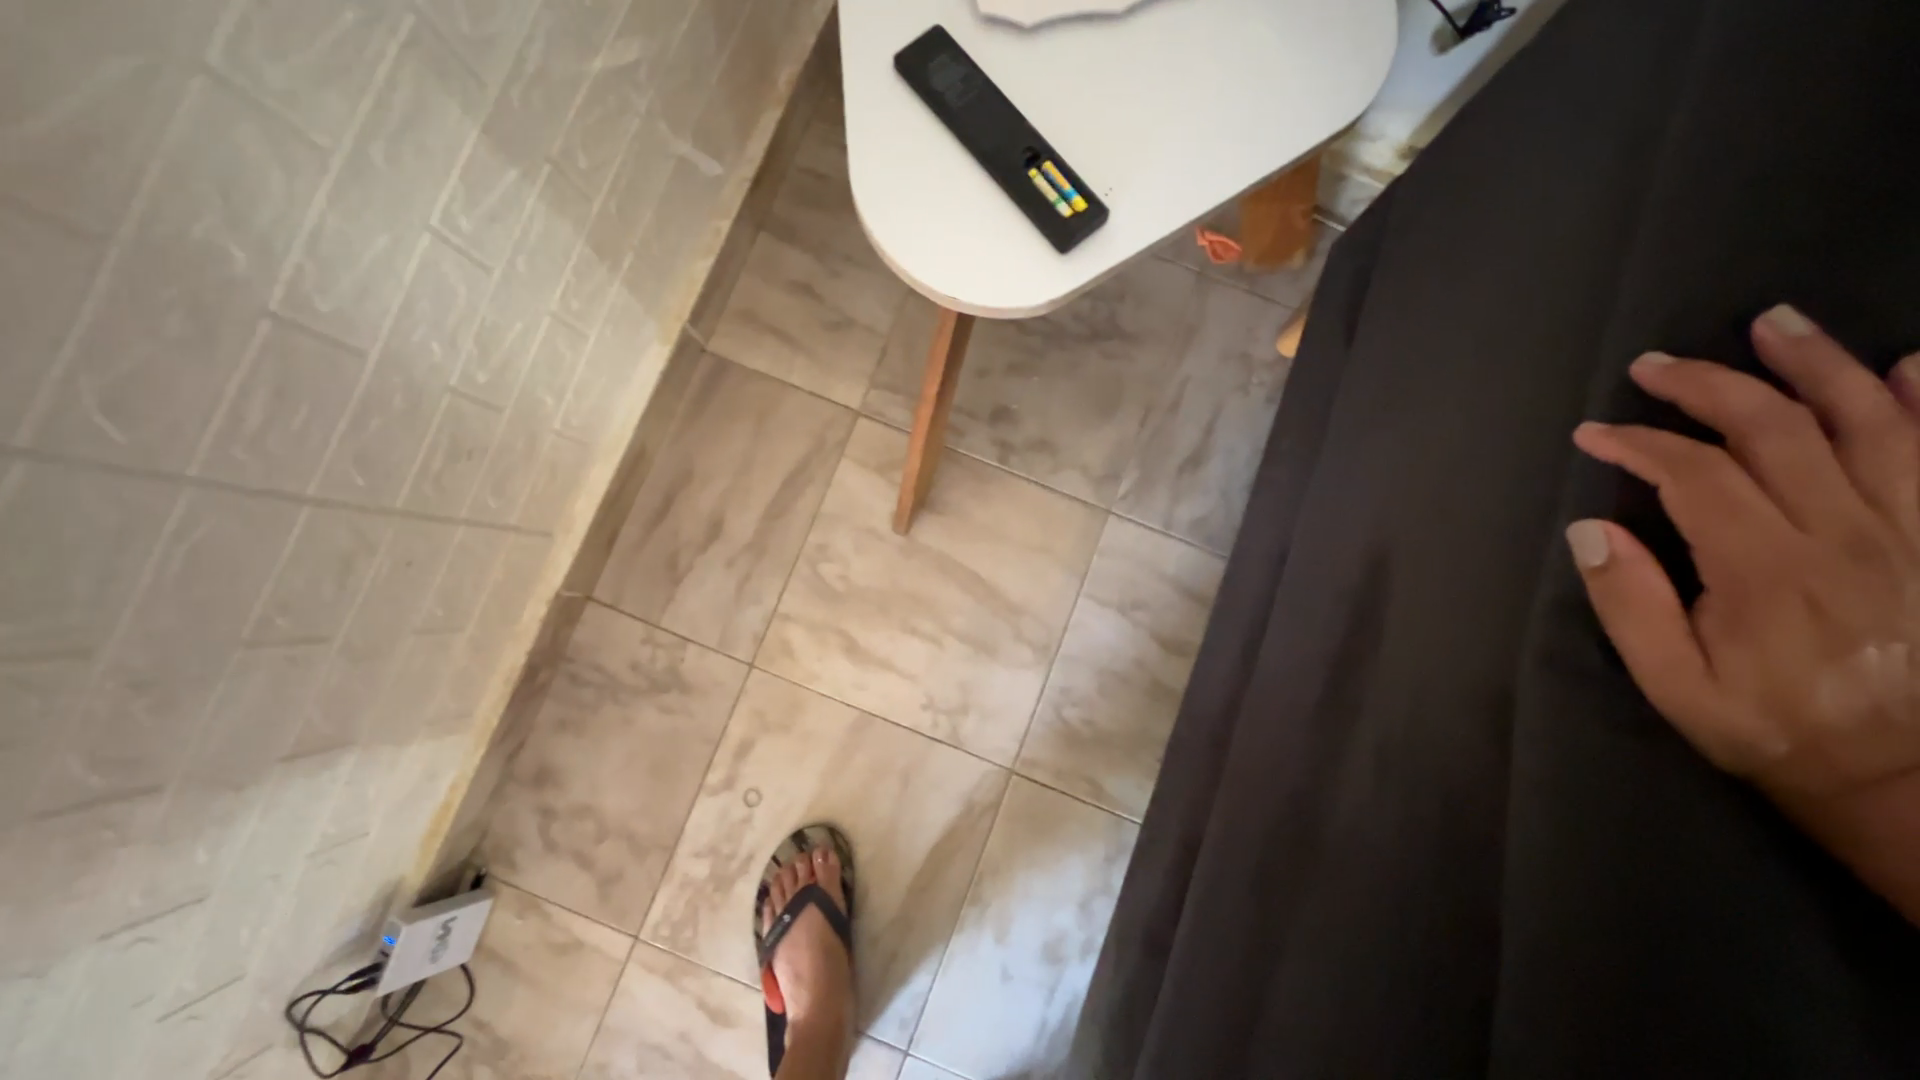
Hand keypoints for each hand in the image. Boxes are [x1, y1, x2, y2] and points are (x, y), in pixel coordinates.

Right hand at [1567, 305, 1919, 920]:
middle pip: (1776, 430)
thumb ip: (1631, 607)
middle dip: (1708, 386)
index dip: (1639, 442)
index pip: (1695, 474)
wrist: (1912, 778)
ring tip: (1772, 324)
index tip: (1595, 434)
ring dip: (1815, 365)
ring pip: (1868, 421)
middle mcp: (1846, 533)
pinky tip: (1905, 362)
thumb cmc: (1778, 730)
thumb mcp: (1677, 689)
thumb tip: (1589, 530)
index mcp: (1767, 570)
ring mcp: (1911, 529)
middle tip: (1657, 365)